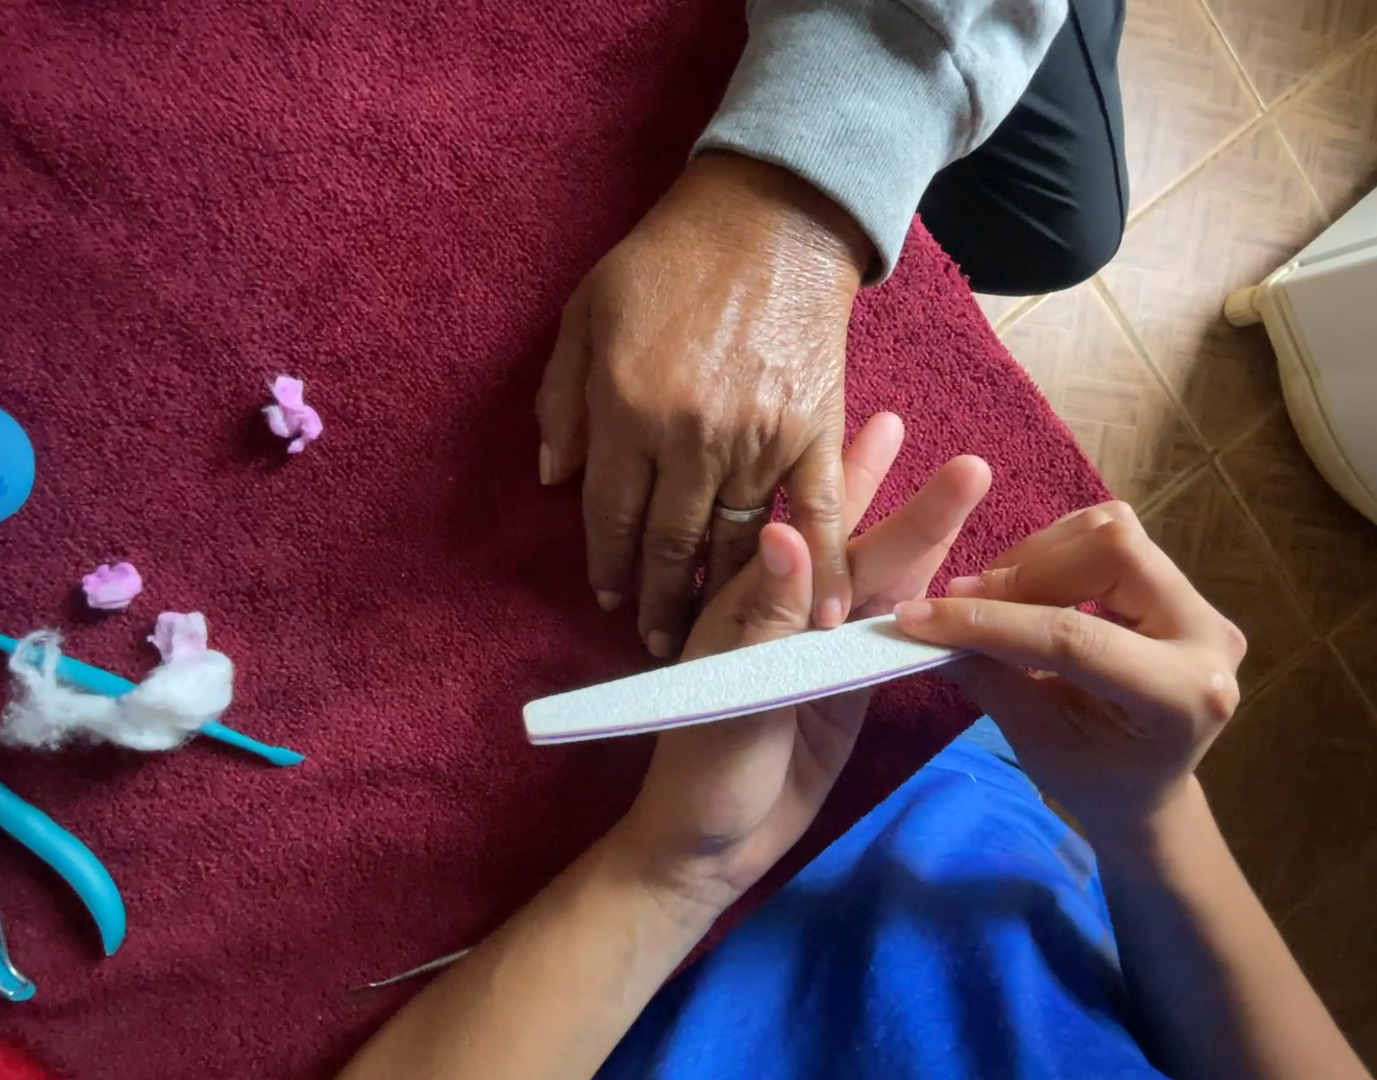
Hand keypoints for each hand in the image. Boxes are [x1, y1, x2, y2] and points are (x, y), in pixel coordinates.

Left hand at [536, 151, 871, 658]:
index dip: (606, 565)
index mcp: (627, 408)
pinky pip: (818, 514)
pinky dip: (822, 569)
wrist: (771, 218)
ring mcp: (758, 440)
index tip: (609, 598)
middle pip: (668, 543)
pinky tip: (819, 620)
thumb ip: (559, 398)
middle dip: (657, 599)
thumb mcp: (586, 310)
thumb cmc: (669, 261)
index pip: (609, 515)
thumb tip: (554, 479)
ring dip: (718, 597)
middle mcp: (690, 438)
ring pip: (732, 542)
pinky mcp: (814, 434)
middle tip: (655, 640)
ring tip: (709, 638)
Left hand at [611, 414, 990, 909]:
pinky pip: (896, 637)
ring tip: (967, 489)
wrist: (714, 843)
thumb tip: (783, 528)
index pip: (810, 528)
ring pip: (885, 585)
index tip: (886, 428)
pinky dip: (929, 606)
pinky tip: (960, 571)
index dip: (849, 479)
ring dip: (925, 540)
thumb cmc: (703, 769)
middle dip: (908, 501)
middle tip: (963, 457)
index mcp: (751, 601)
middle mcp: (793, 613)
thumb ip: (764, 617)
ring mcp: (826, 649)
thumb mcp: (727, 692)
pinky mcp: (851, 686)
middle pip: (858, 548)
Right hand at [892, 502, 1246, 842]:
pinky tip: (1027, 586)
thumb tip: (920, 626)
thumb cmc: (1091, 777)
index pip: (1073, 638)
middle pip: (1112, 552)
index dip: (988, 621)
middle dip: (1023, 571)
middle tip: (962, 601)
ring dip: (1035, 555)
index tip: (917, 617)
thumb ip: (986, 677)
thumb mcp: (1033, 740)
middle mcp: (1207, 637)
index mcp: (1180, 697)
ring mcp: (1199, 602)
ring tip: (994, 596)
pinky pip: (1108, 534)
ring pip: (1109, 530)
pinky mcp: (1176, 583)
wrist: (1144, 786)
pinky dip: (1051, 550)